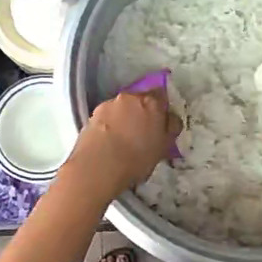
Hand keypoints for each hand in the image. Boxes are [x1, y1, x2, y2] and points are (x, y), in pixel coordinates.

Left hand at [65, 89, 179, 193]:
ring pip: (120, 108)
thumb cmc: (137, 158)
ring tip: (122, 140)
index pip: (161, 95)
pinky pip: (106, 118)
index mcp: (151, 102)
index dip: (161, 107)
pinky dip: (108, 125)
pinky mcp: (91, 116)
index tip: (161, 121)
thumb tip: (170, 120)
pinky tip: (108, 143)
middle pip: (139, 100)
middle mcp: (129, 97)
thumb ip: (169, 129)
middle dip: (141, 112)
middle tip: (142, 132)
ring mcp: (108, 105)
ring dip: (123, 118)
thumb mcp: (163, 147)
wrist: (98, 167)